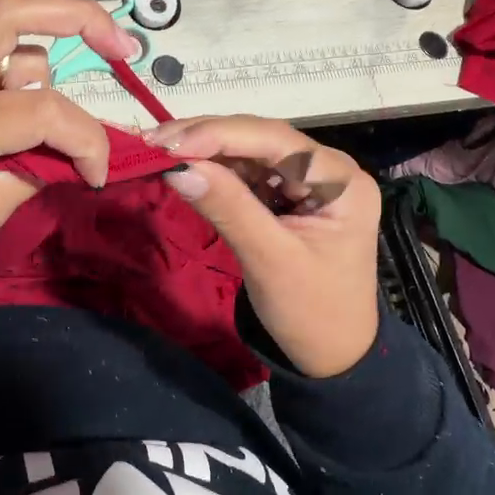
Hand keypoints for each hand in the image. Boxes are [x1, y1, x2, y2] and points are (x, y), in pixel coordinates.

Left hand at [0, 0, 140, 277]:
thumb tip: (79, 145)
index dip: (85, 137)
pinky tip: (12, 110)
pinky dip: (17, 70)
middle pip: (11, 12)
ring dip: (36, 70)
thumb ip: (38, 168)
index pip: (39, 109)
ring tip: (31, 129)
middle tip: (122, 45)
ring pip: (6, 32)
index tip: (98, 172)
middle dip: (76, 15)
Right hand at [150, 117, 381, 377]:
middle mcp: (326, 168)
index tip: (169, 143)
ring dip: (203, 148)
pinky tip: (183, 164)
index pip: (275, 140)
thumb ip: (229, 209)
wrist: (332, 359)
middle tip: (153, 142)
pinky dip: (212, 166)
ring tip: (159, 149)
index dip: (220, 134)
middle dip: (205, 136)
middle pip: (259, 137)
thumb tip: (177, 168)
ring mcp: (305, 178)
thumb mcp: (271, 262)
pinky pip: (244, 169)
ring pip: (247, 149)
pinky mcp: (285, 192)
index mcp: (341, 180)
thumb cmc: (312, 314)